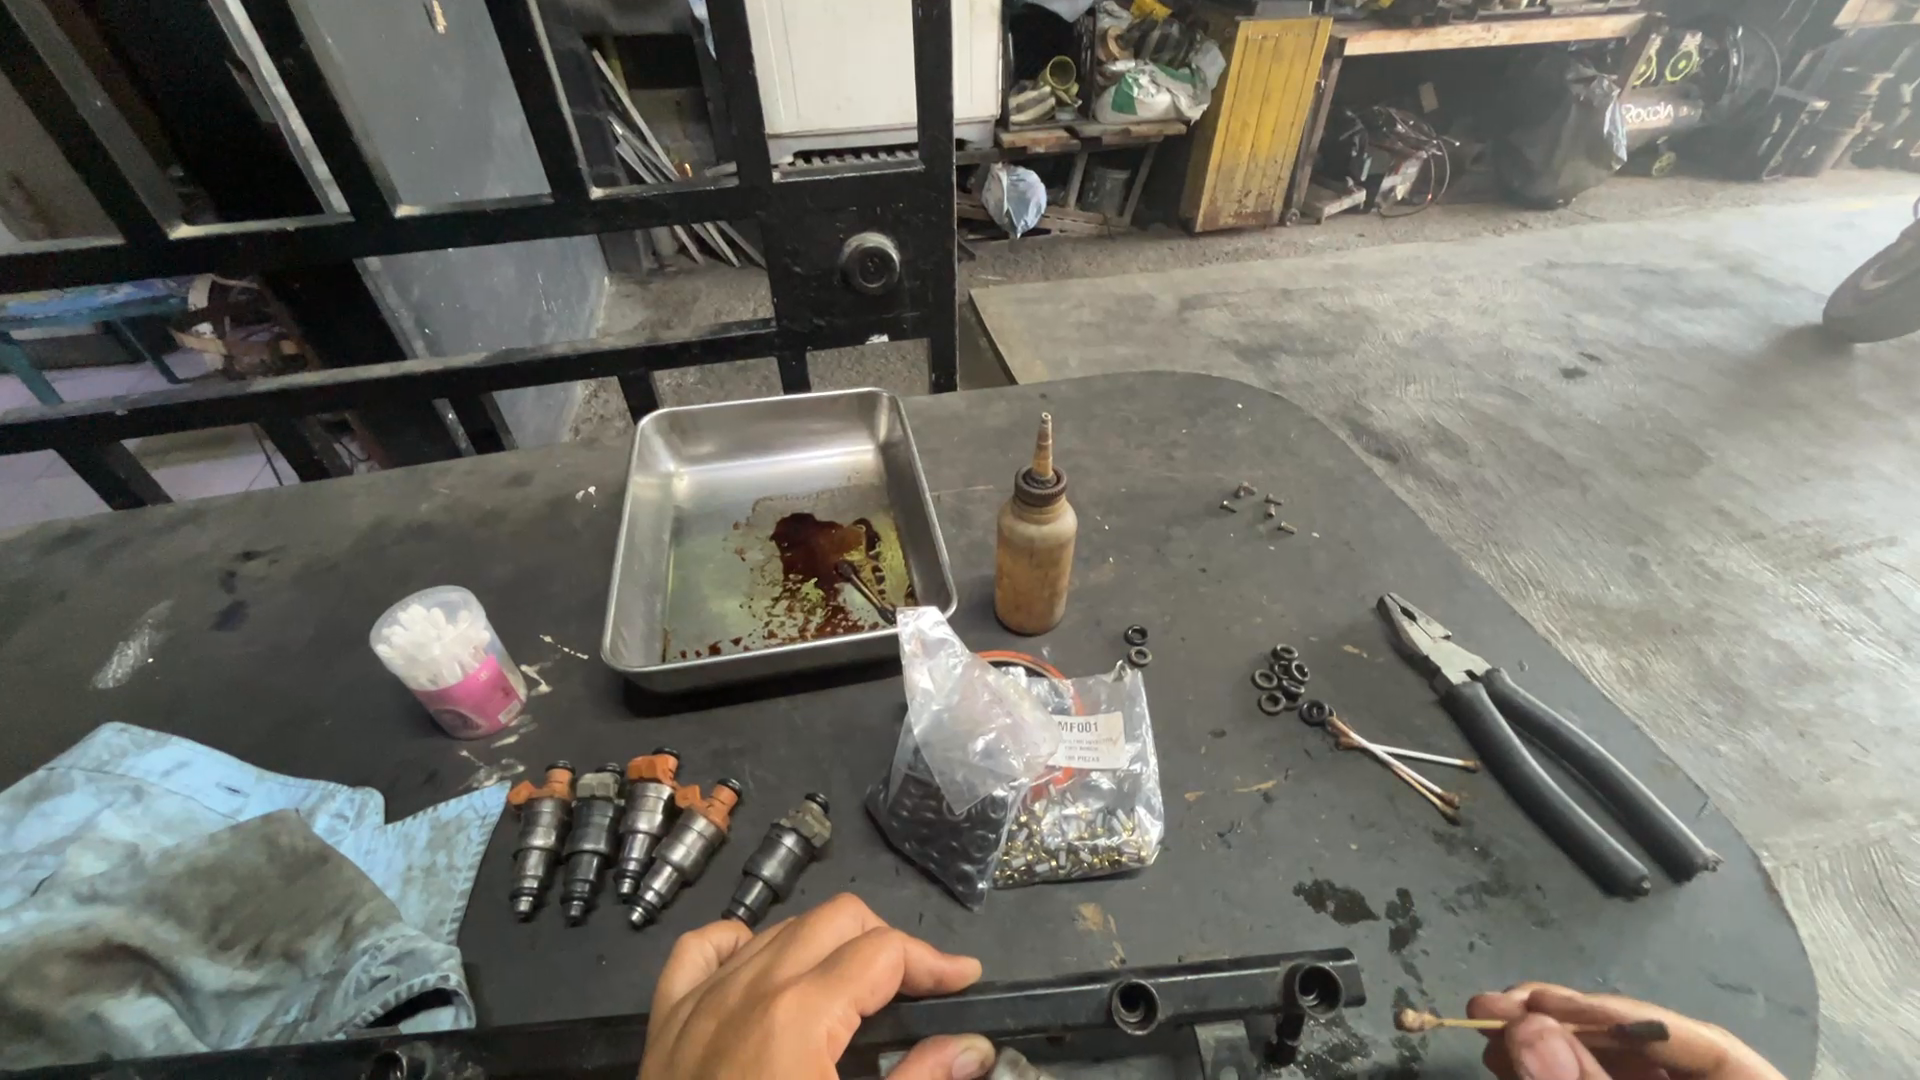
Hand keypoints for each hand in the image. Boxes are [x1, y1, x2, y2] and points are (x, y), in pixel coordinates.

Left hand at [638, 893, 995, 1079]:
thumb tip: (973, 1047)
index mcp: (800, 1012)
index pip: (884, 951)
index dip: (933, 961)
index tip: (963, 979)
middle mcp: (752, 986)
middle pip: (837, 918)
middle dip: (885, 941)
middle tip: (911, 988)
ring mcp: (702, 999)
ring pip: (781, 927)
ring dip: (825, 945)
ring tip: (850, 986)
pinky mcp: (665, 1022)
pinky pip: (703, 949)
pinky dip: (740, 945)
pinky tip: (763, 969)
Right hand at [1467, 983, 1787, 1079]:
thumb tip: (1530, 1026)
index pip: (1711, 1048)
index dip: (1623, 1018)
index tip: (1543, 1005)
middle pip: (1645, 1050)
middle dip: (1563, 1024)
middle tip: (1491, 1006)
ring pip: (1609, 1063)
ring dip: (1541, 1040)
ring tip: (1484, 1025)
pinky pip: (1588, 1078)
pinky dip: (1544, 1065)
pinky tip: (1504, 1056)